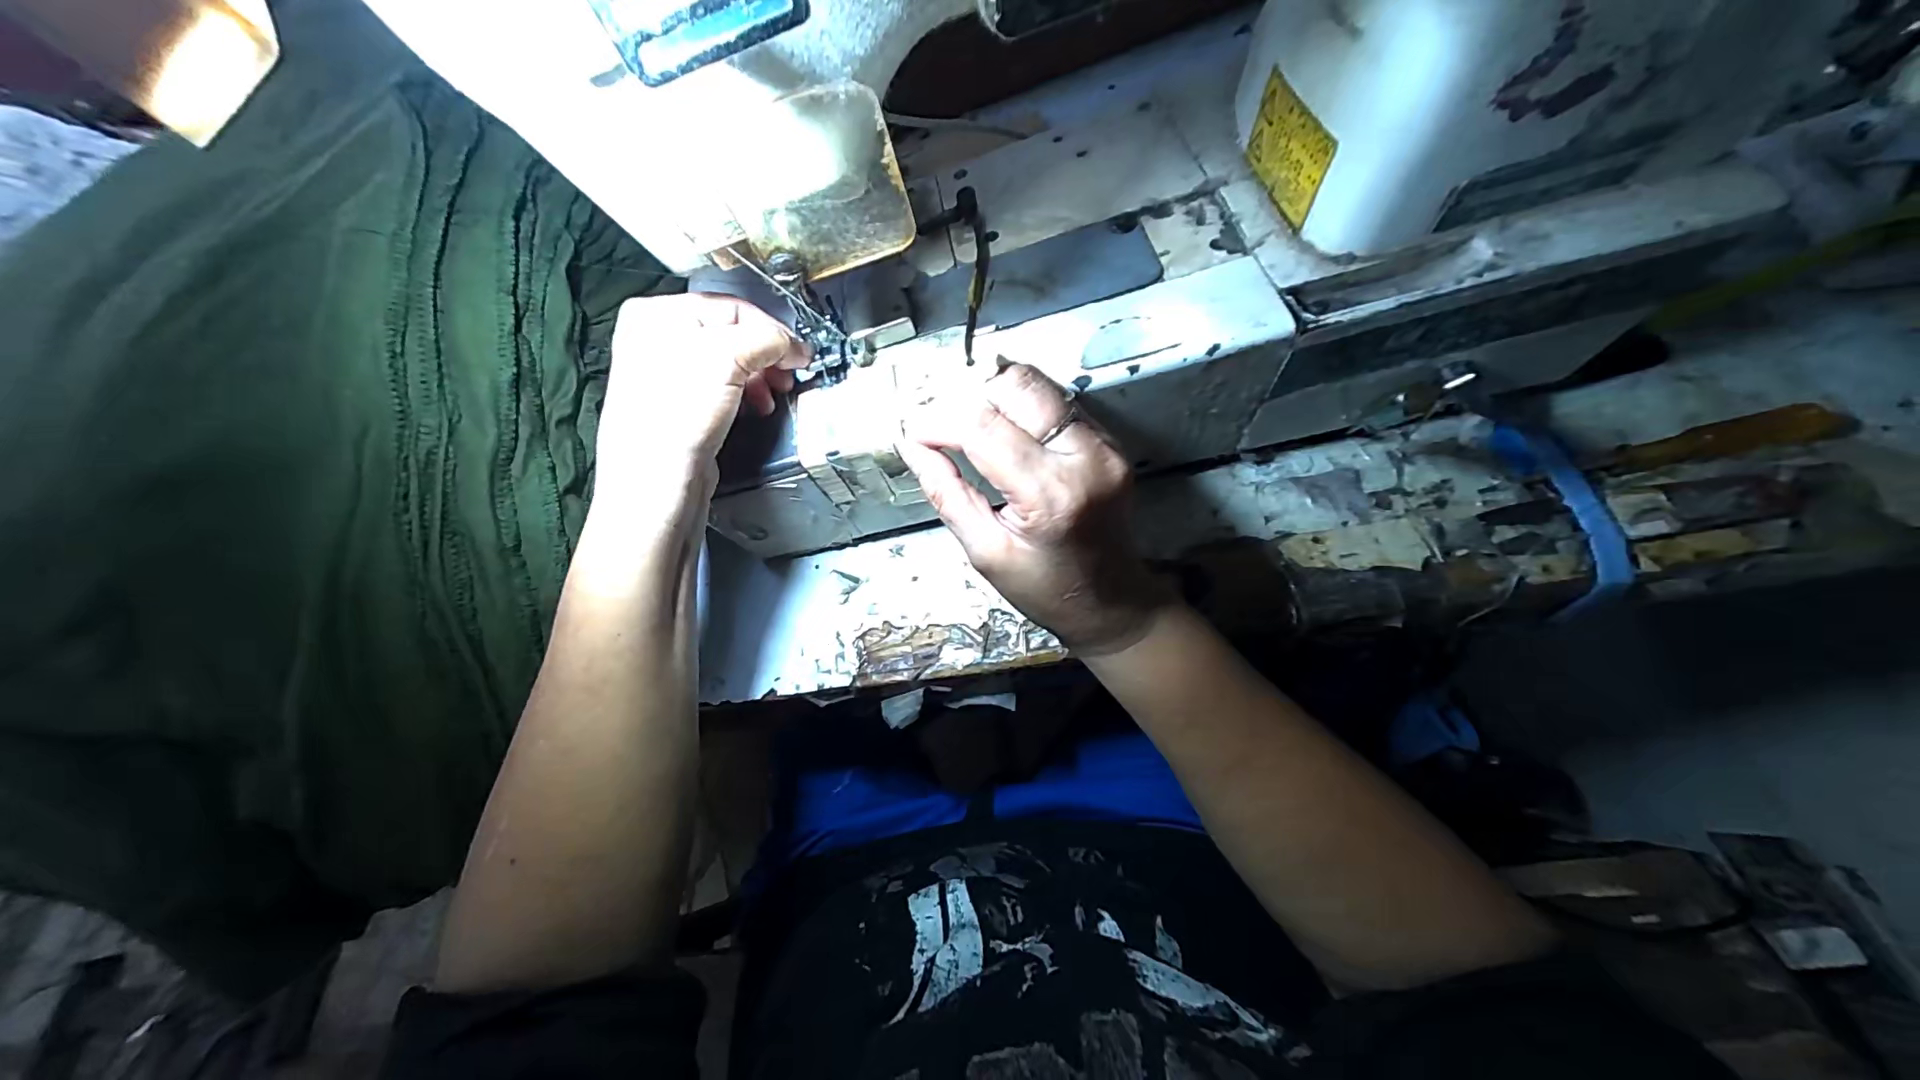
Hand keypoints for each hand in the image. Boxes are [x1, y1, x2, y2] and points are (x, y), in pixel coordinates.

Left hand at [596, 293, 811, 507]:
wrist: (658, 482)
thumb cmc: (672, 420)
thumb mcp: (728, 358)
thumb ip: (766, 339)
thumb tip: (791, 344)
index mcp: (655, 314)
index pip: (730, 307)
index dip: (770, 328)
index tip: (797, 350)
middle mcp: (656, 341)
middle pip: (732, 335)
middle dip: (766, 355)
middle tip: (788, 371)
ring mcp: (668, 376)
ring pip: (731, 363)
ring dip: (760, 377)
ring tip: (773, 393)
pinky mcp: (682, 407)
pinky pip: (723, 389)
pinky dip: (746, 394)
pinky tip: (756, 407)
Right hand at [897, 364, 1169, 654]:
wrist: (1109, 600)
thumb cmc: (1047, 588)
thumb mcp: (985, 551)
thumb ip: (947, 492)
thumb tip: (913, 446)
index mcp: (1051, 494)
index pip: (982, 427)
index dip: (938, 422)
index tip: (916, 433)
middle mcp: (1085, 458)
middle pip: (1015, 386)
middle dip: (969, 398)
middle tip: (945, 427)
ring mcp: (1103, 446)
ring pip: (1037, 386)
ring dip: (996, 400)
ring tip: (974, 432)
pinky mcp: (1109, 442)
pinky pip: (1057, 403)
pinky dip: (1023, 412)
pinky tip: (1009, 440)